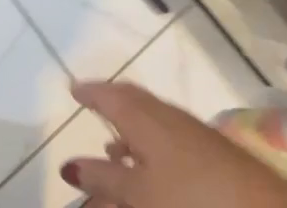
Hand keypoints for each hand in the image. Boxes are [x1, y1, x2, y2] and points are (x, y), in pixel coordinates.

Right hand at [61, 81, 286, 207]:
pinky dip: (153, 147)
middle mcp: (171, 117)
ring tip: (114, 151)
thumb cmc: (189, 198)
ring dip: (132, 132)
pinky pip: (172, 139)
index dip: (92, 92)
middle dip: (113, 105)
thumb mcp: (138, 194)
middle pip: (136, 103)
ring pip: (155, 123)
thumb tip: (70, 164)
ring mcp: (196, 133)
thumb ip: (103, 177)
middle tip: (93, 107)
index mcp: (147, 120)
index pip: (113, 96)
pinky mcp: (216, 152)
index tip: (73, 89)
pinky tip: (154, 171)